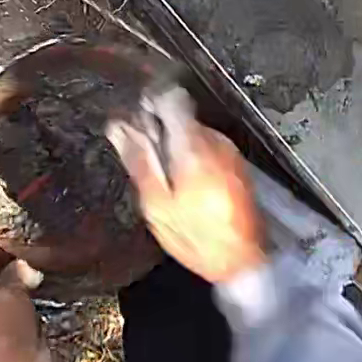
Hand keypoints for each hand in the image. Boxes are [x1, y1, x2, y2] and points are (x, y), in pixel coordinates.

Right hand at [106, 87, 265, 284]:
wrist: (241, 260)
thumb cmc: (197, 237)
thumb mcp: (157, 204)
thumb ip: (139, 161)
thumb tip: (119, 130)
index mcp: (191, 147)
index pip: (170, 100)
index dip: (150, 104)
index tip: (137, 118)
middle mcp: (215, 142)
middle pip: (182, 119)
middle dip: (163, 134)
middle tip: (152, 165)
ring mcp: (230, 153)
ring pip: (195, 134)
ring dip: (179, 149)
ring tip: (172, 183)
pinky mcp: (237, 165)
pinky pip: (209, 150)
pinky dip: (196, 161)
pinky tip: (191, 189)